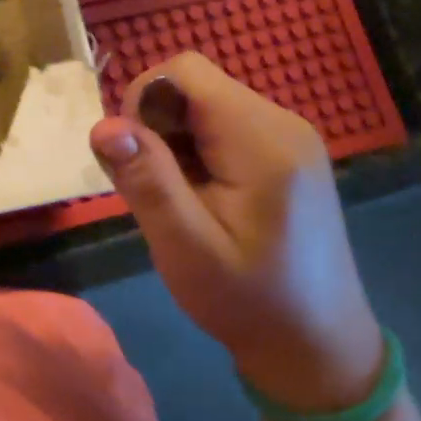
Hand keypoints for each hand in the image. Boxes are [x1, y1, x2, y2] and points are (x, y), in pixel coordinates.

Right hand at [89, 53, 386, 413]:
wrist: (318, 349)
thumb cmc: (249, 301)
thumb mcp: (186, 249)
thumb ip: (147, 181)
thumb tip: (103, 124)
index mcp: (264, 142)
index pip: (183, 72)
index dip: (144, 102)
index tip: (139, 159)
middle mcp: (283, 123)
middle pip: (191, 83)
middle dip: (157, 123)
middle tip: (158, 186)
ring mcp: (288, 134)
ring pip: (201, 100)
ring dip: (173, 137)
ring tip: (182, 197)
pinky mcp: (285, 149)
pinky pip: (220, 120)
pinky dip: (195, 146)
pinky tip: (203, 194)